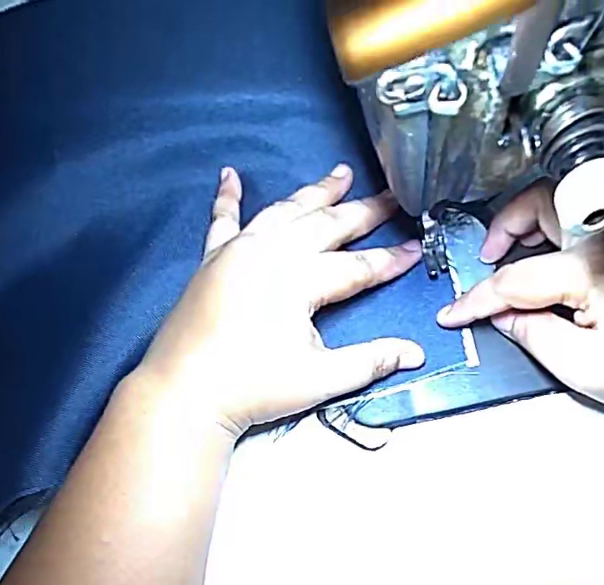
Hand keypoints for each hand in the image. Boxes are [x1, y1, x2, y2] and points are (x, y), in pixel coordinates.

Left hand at [132, 164, 426, 438]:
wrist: (186, 392)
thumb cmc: (254, 387)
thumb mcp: (321, 379)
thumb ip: (371, 361)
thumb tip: (416, 353)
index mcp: (298, 279)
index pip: (357, 266)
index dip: (390, 260)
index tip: (417, 247)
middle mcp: (269, 253)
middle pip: (325, 226)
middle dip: (362, 212)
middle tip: (391, 197)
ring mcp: (236, 251)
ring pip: (283, 212)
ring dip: (314, 193)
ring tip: (340, 174)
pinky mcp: (211, 261)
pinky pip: (223, 220)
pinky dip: (228, 198)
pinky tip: (230, 176)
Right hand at [436, 180, 603, 430]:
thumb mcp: (577, 364)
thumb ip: (531, 333)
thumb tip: (504, 316)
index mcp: (586, 262)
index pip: (515, 279)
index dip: (476, 301)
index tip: (450, 316)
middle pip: (542, 205)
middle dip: (505, 227)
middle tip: (488, 258)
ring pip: (579, 194)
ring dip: (546, 212)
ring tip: (529, 243)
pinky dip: (594, 214)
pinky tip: (589, 236)